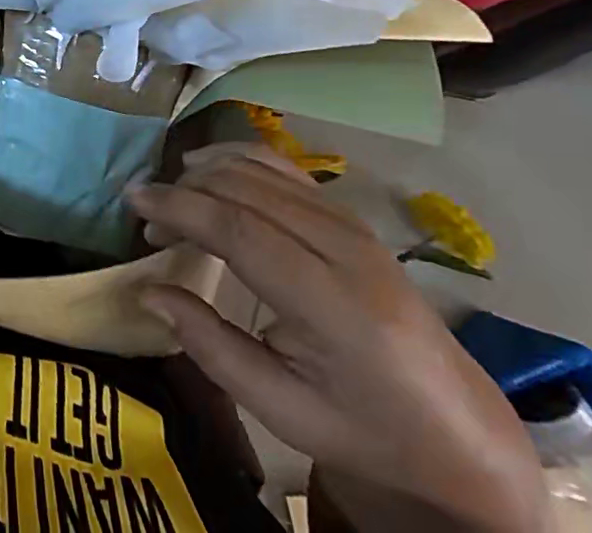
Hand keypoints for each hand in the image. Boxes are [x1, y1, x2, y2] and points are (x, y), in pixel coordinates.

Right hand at [129, 149, 548, 532]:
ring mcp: (355, 227)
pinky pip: (286, 170)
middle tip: (145, 218)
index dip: (180, 208)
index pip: (241, 231)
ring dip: (207, 173)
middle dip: (184, 191)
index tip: (132, 202)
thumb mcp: (281, 409)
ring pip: (265, 169)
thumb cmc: (365, 429)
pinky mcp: (352, 220)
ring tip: (170, 199)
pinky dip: (239, 161)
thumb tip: (148, 290)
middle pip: (247, 189)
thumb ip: (209, 345)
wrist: (459, 430)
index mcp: (335, 306)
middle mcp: (348, 250)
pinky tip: (210, 169)